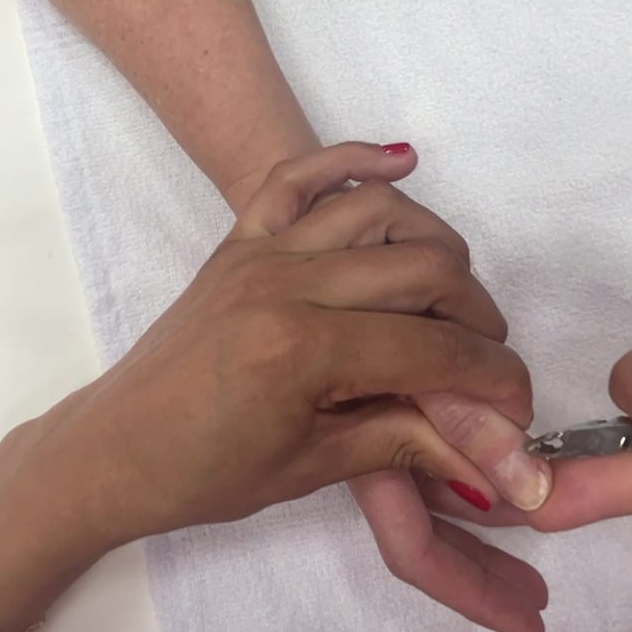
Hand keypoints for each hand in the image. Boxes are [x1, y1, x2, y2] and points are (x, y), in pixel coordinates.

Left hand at [0, 143, 537, 579]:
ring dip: (432, 243)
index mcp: (301, 351)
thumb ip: (406, 441)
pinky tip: (400, 163)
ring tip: (453, 291)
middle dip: (475, 315)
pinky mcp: (239, 237)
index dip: (492, 379)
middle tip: (483, 359)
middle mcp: (284, 282)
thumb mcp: (310, 469)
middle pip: (421, 268)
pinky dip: (350, 158)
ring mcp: (259, 249)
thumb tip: (499, 457)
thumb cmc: (202, 473)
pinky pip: (297, 176)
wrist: (114, 448)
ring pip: (376, 211)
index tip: (517, 405)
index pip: (432, 349)